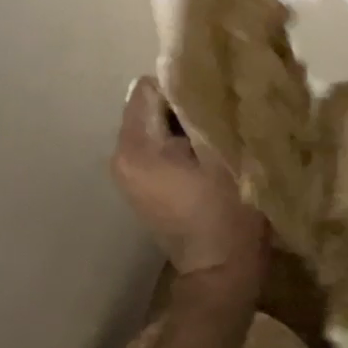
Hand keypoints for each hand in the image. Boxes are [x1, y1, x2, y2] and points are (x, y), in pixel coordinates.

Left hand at [111, 76, 267, 296]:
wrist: (222, 274)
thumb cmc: (227, 211)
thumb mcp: (225, 152)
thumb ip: (209, 110)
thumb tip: (210, 73)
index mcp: (135, 147)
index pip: (152, 87)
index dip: (187, 87)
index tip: (216, 103)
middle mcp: (120, 156)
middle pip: (151, 105)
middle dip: (185, 106)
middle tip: (221, 119)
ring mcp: (128, 174)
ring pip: (156, 124)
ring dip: (184, 125)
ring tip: (216, 138)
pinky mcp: (141, 187)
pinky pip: (157, 145)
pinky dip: (179, 144)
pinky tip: (206, 157)